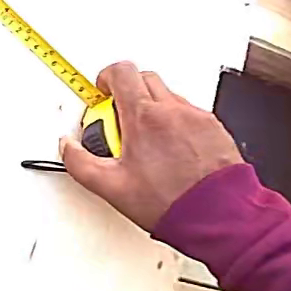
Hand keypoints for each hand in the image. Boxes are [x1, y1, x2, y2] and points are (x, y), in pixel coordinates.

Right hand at [59, 61, 243, 230]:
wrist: (222, 218)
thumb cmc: (172, 202)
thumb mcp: (110, 187)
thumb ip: (79, 161)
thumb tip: (68, 146)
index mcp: (144, 117)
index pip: (121, 72)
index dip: (105, 78)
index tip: (101, 95)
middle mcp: (173, 110)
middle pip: (142, 78)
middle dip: (126, 93)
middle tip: (118, 122)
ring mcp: (197, 117)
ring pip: (165, 95)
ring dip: (150, 108)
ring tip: (144, 142)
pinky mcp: (214, 128)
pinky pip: (187, 112)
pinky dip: (172, 122)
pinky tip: (168, 150)